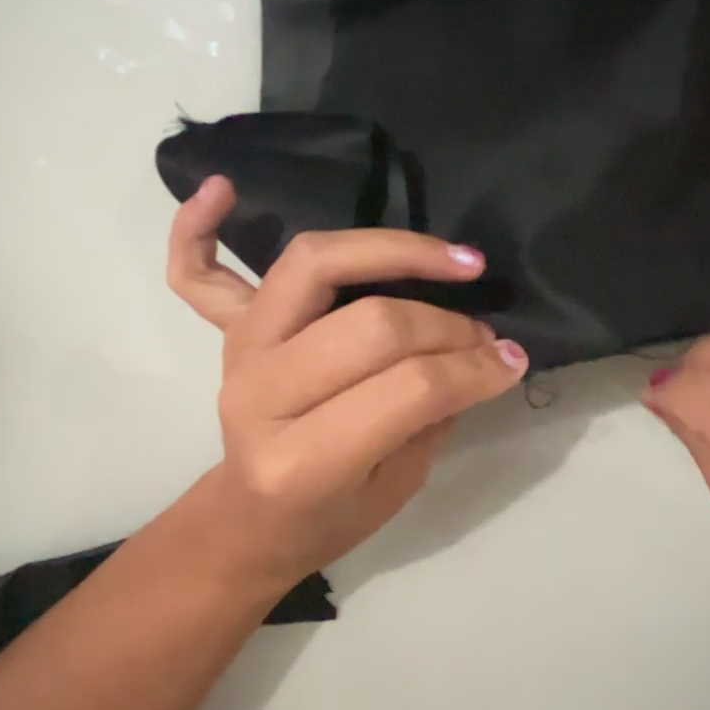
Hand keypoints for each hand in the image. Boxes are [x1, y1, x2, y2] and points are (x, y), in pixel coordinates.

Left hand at [165, 176, 528, 587]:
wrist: (253, 522)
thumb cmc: (329, 517)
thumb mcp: (398, 484)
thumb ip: (436, 412)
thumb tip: (488, 350)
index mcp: (300, 461)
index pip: (406, 391)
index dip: (472, 369)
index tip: (513, 360)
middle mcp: (260, 395)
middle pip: (369, 325)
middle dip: (445, 325)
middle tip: (483, 335)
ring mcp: (239, 353)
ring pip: (313, 265)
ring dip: (391, 250)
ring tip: (451, 259)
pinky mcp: (227, 332)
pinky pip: (198, 273)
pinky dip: (196, 228)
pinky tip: (223, 187)